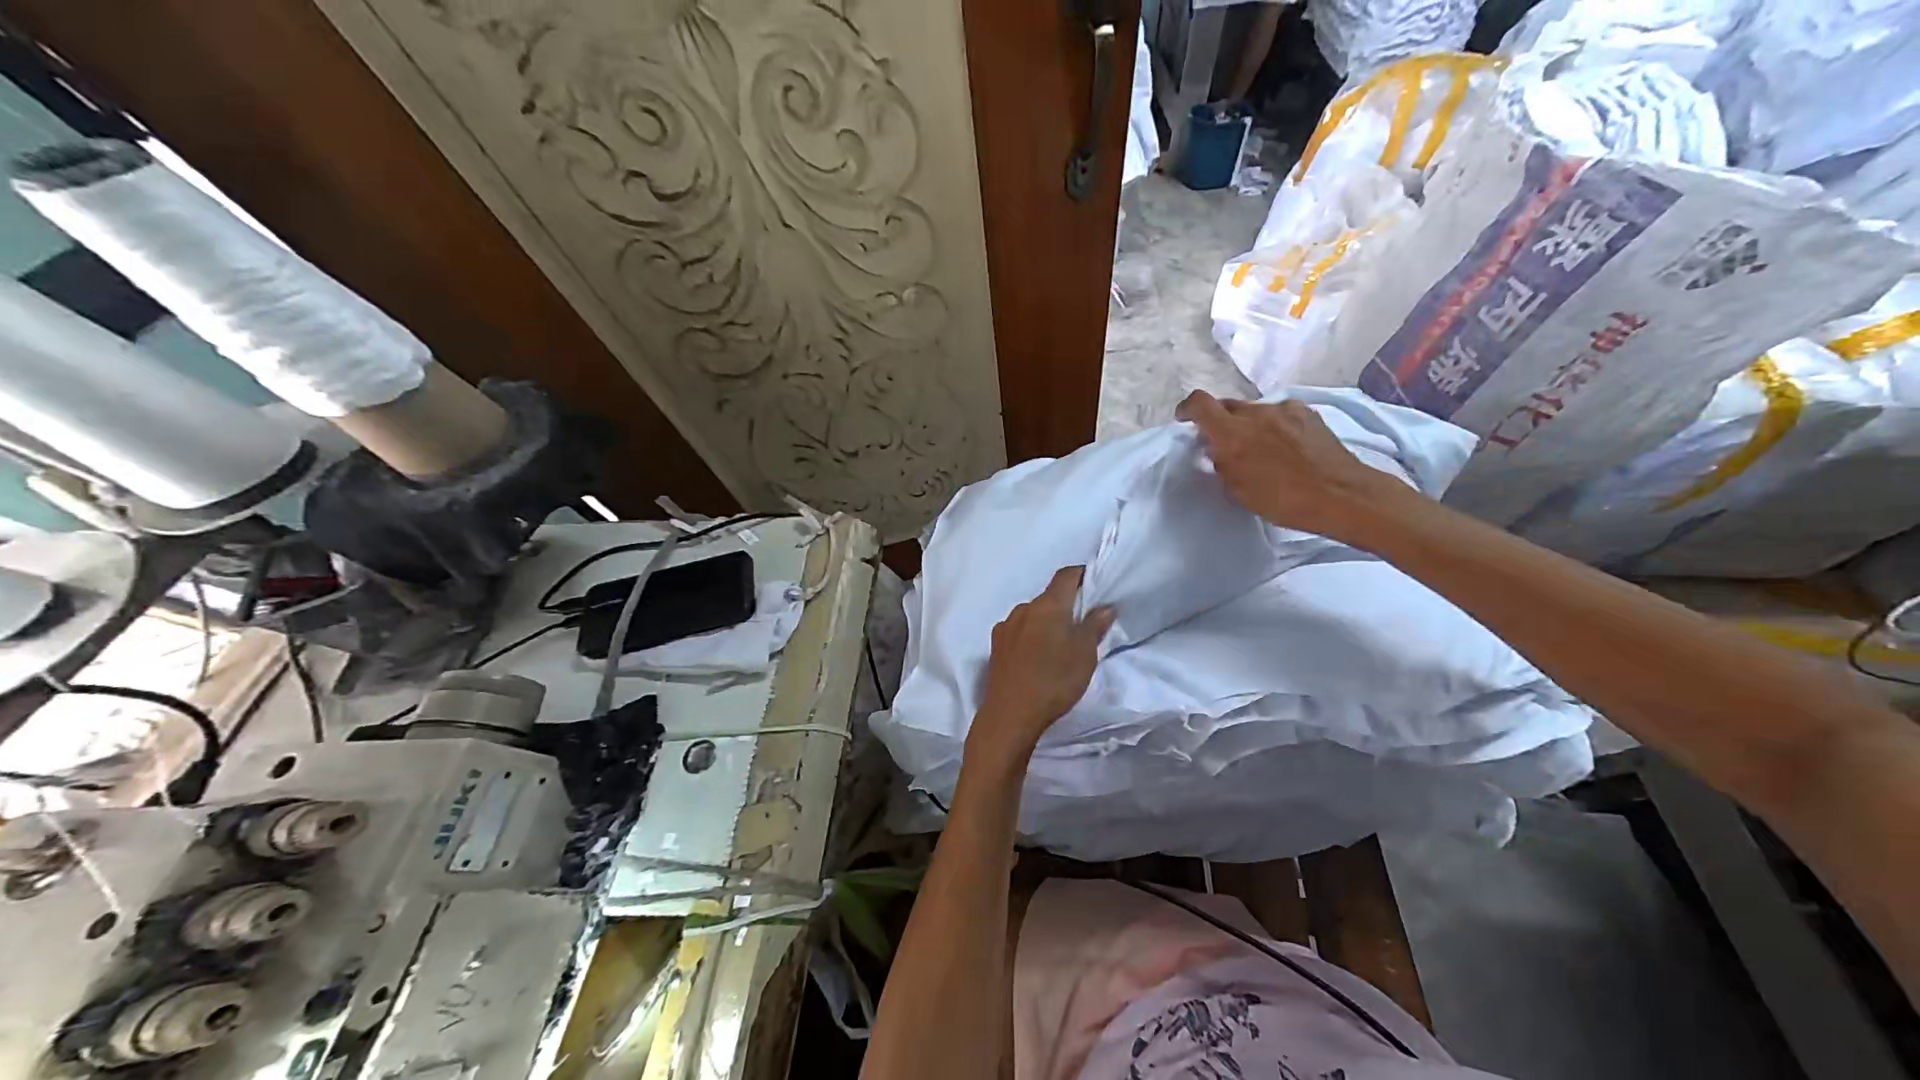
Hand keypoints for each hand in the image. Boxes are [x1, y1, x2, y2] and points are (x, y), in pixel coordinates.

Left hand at [971, 566, 1115, 766]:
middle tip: (1082, 622)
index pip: (1065, 576)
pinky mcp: (996, 646)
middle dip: (1065, 604)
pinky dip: (1031, 635)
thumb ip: (1095, 626)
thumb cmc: (1054, 680)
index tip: (1093, 583)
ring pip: (1032, 615)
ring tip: (1059, 644)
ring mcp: (1006, 627)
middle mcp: (1023, 608)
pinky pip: (1019, 631)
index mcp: (1048, 605)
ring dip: (1046, 621)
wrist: (1010, 713)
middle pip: (1049, 597)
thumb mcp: (1084, 654)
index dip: (1081, 574)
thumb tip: (1105, 606)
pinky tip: (1037, 656)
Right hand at [1176, 389, 1413, 542]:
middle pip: (1227, 406)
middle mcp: (1256, 413)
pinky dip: (1274, 426)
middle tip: (1224, 445)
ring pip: (1255, 411)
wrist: (1342, 495)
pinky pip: (1280, 414)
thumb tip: (1217, 449)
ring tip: (1260, 450)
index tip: (1185, 420)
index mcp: (1232, 433)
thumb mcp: (1239, 490)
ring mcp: (1285, 409)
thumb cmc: (1284, 501)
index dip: (1188, 408)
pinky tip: (1286, 447)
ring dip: (1249, 426)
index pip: (1199, 403)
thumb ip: (1222, 463)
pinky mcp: (1307, 412)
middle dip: (1220, 422)